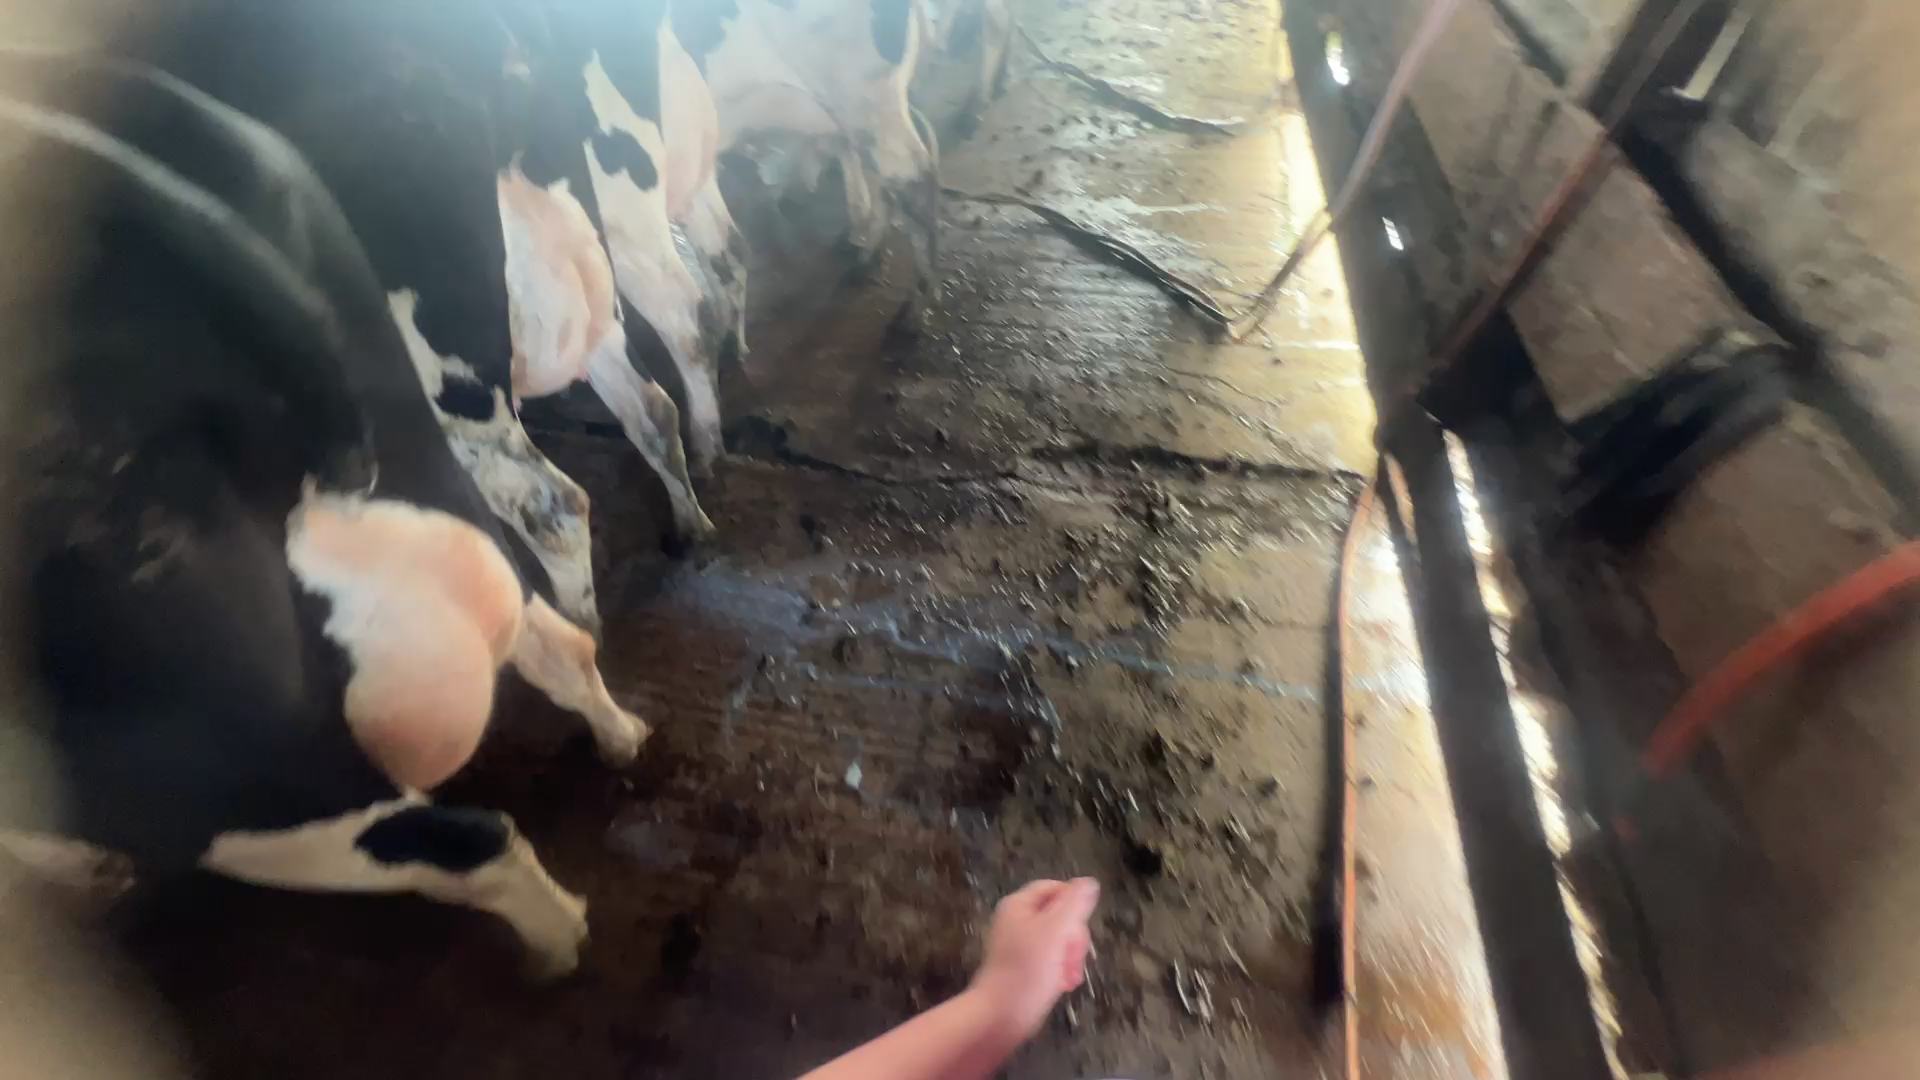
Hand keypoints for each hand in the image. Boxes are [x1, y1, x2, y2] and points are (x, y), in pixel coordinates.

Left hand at [968, 878, 1100, 1041]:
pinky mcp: (1024, 967)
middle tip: (1074, 956)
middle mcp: (1017, 920)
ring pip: (1058, 939)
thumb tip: (1090, 882)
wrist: (1000, 1017)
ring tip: (1070, 976)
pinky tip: (1065, 985)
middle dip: (1073, 936)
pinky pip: (1050, 959)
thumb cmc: (1027, 970)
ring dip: (1070, 957)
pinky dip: (1061, 969)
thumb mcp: (1055, 931)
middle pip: (1058, 915)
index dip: (1073, 902)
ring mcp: (1020, 945)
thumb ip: (1073, 904)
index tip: (1083, 924)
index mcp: (1019, 904)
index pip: (1054, 888)